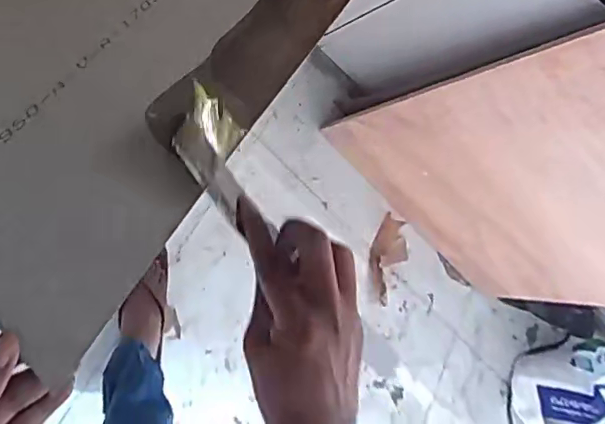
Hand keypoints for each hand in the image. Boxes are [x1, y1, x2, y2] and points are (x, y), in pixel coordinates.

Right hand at [239, 201, 362, 423]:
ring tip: (296, 260)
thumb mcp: (256, 346)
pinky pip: (345, 278)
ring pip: (339, 252)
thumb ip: (261, 299)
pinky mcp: (358, 322)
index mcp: (296, 316)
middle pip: (315, 241)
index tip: (246, 207)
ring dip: (314, 247)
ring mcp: (348, 314)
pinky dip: (326, 270)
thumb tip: (264, 265)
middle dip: (292, 230)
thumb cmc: (283, 398)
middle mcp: (328, 308)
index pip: (271, 258)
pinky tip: (310, 286)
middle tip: (277, 240)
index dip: (255, 227)